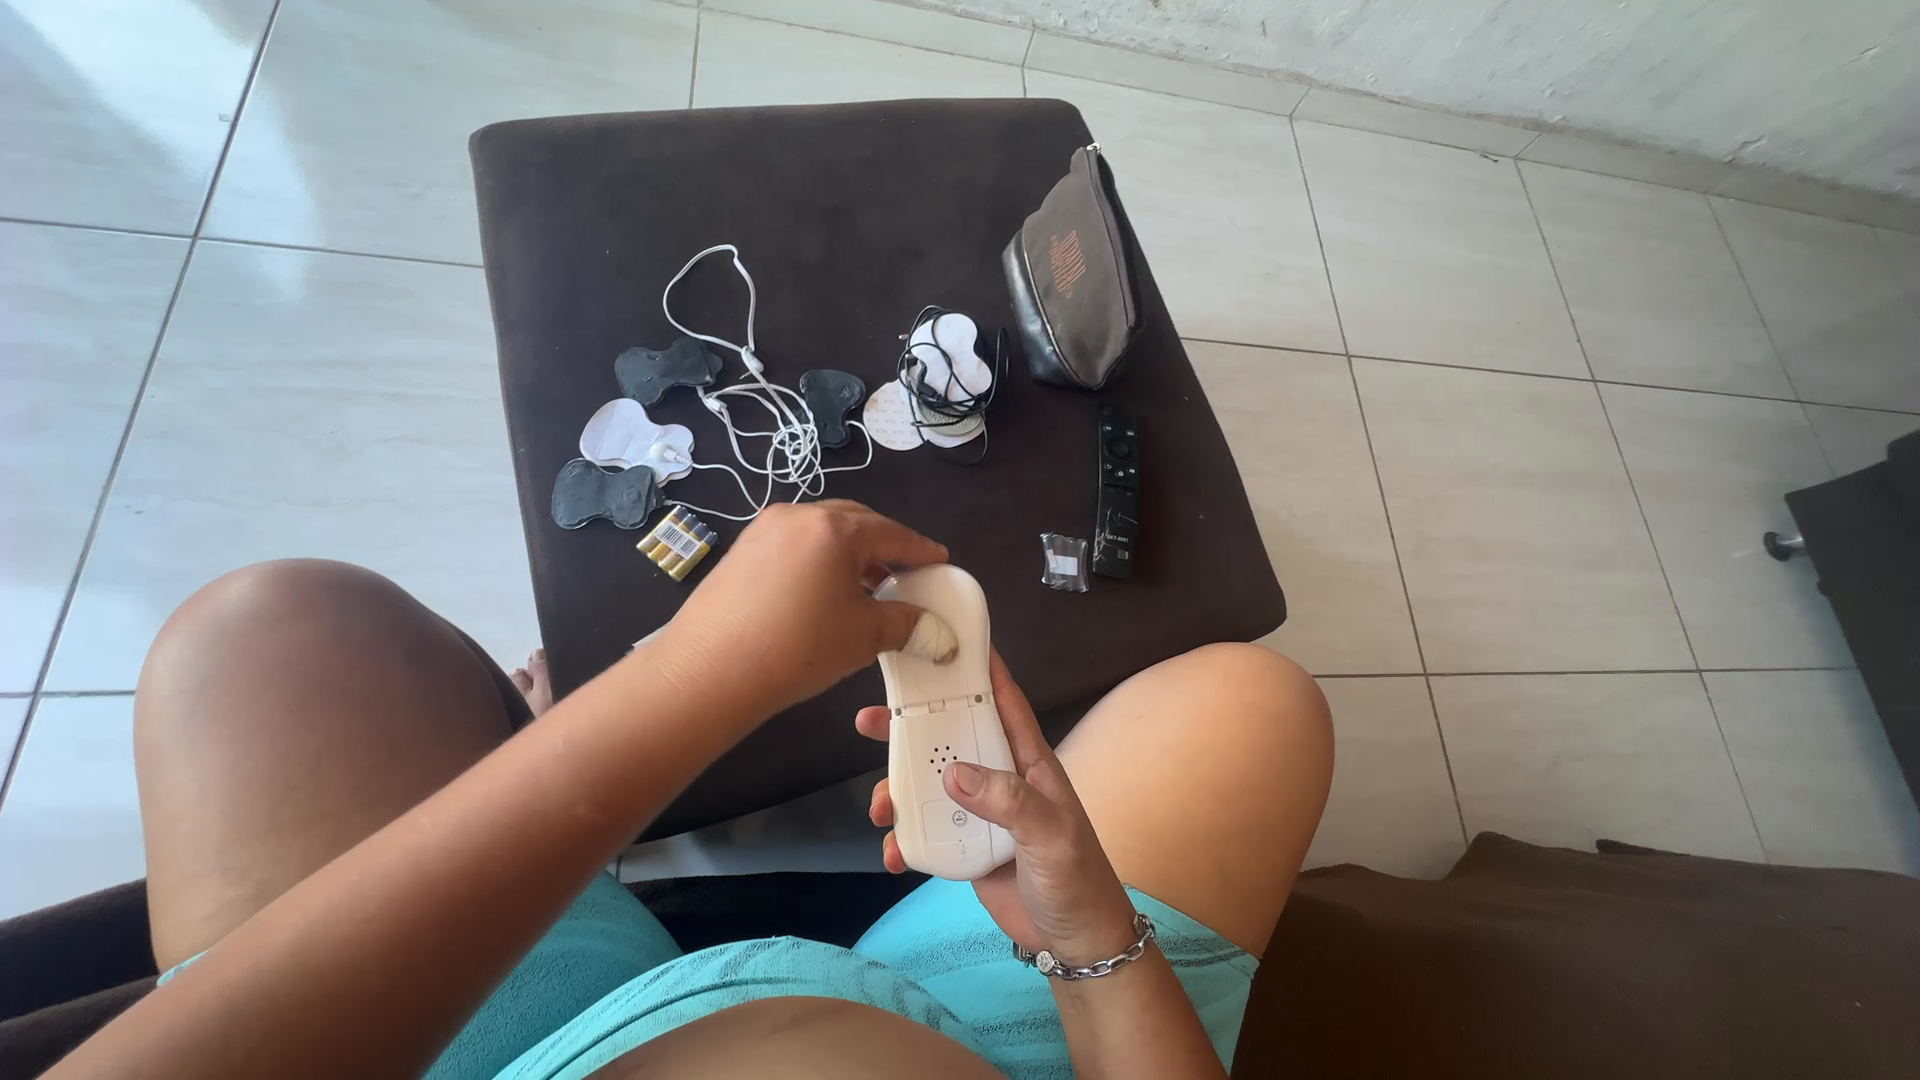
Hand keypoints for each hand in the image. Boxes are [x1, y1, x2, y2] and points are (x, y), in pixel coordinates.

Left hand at [650, 500, 946, 717]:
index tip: (940, 560)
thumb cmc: (798, 646)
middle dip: (885, 545)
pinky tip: (824, 592)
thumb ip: (908, 624)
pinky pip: (795, 546)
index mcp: (834, 527)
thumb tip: (937, 632)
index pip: (893, 533)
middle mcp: (798, 516)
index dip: (921, 550)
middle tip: (906, 572)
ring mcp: (764, 530)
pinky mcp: (741, 551)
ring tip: (868, 585)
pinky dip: (819, 561)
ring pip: (822, 533)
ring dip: (850, 553)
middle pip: (856, 522)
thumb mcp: (865, 636)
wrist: (708, 672)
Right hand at [857, 653, 1139, 963]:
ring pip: (929, 784)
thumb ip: (1009, 801)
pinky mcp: (965, 844)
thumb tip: (952, 773)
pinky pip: (926, 831)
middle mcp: (1000, 777)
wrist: (1075, 941)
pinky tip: (894, 855)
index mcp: (1028, 761)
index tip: (948, 640)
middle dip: (911, 727)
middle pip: (950, 737)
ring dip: (898, 790)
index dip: (980, 670)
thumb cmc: (1076, 878)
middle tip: (871, 720)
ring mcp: (980, 810)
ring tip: (878, 809)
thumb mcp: (1051, 835)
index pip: (1004, 703)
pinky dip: (906, 840)